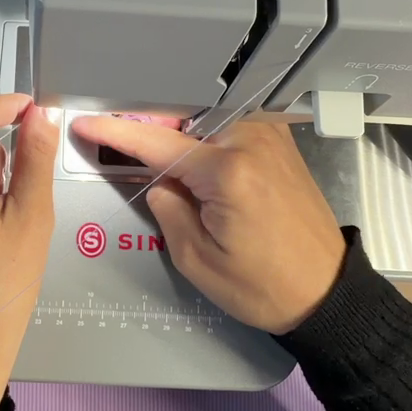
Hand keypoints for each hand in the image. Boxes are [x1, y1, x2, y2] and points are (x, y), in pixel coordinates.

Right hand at [68, 117, 343, 334]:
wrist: (327, 292)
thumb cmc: (263, 286)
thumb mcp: (197, 260)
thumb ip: (167, 210)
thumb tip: (158, 181)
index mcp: (227, 172)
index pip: (155, 143)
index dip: (115, 132)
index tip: (85, 124)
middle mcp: (251, 141)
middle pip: (180, 119)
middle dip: (147, 126)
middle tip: (118, 141)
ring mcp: (269, 138)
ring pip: (204, 117)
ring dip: (176, 130)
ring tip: (154, 151)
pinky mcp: (280, 144)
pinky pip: (229, 125)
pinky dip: (203, 134)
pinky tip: (191, 154)